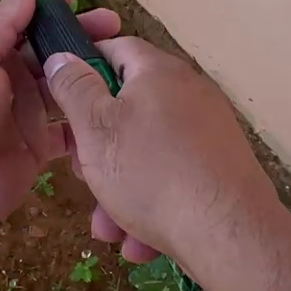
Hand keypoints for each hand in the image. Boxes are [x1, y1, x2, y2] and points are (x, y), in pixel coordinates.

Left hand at [0, 0, 120, 231]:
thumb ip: (1, 24)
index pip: (23, 22)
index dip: (49, 9)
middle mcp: (7, 79)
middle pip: (49, 51)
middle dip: (79, 37)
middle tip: (115, 27)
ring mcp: (25, 113)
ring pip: (64, 85)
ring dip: (89, 73)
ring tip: (122, 63)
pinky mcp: (39, 145)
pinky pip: (70, 128)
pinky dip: (88, 118)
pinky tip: (112, 107)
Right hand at [43, 38, 280, 269]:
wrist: (230, 235)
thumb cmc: (152, 173)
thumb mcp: (95, 128)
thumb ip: (74, 88)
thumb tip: (60, 56)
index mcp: (159, 71)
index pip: (115, 48)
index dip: (84, 68)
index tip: (63, 99)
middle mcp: (190, 93)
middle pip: (128, 109)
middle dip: (98, 148)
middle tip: (83, 175)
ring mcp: (210, 132)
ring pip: (148, 153)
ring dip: (120, 189)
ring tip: (109, 228)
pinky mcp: (222, 169)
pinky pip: (174, 177)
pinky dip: (153, 203)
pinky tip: (139, 242)